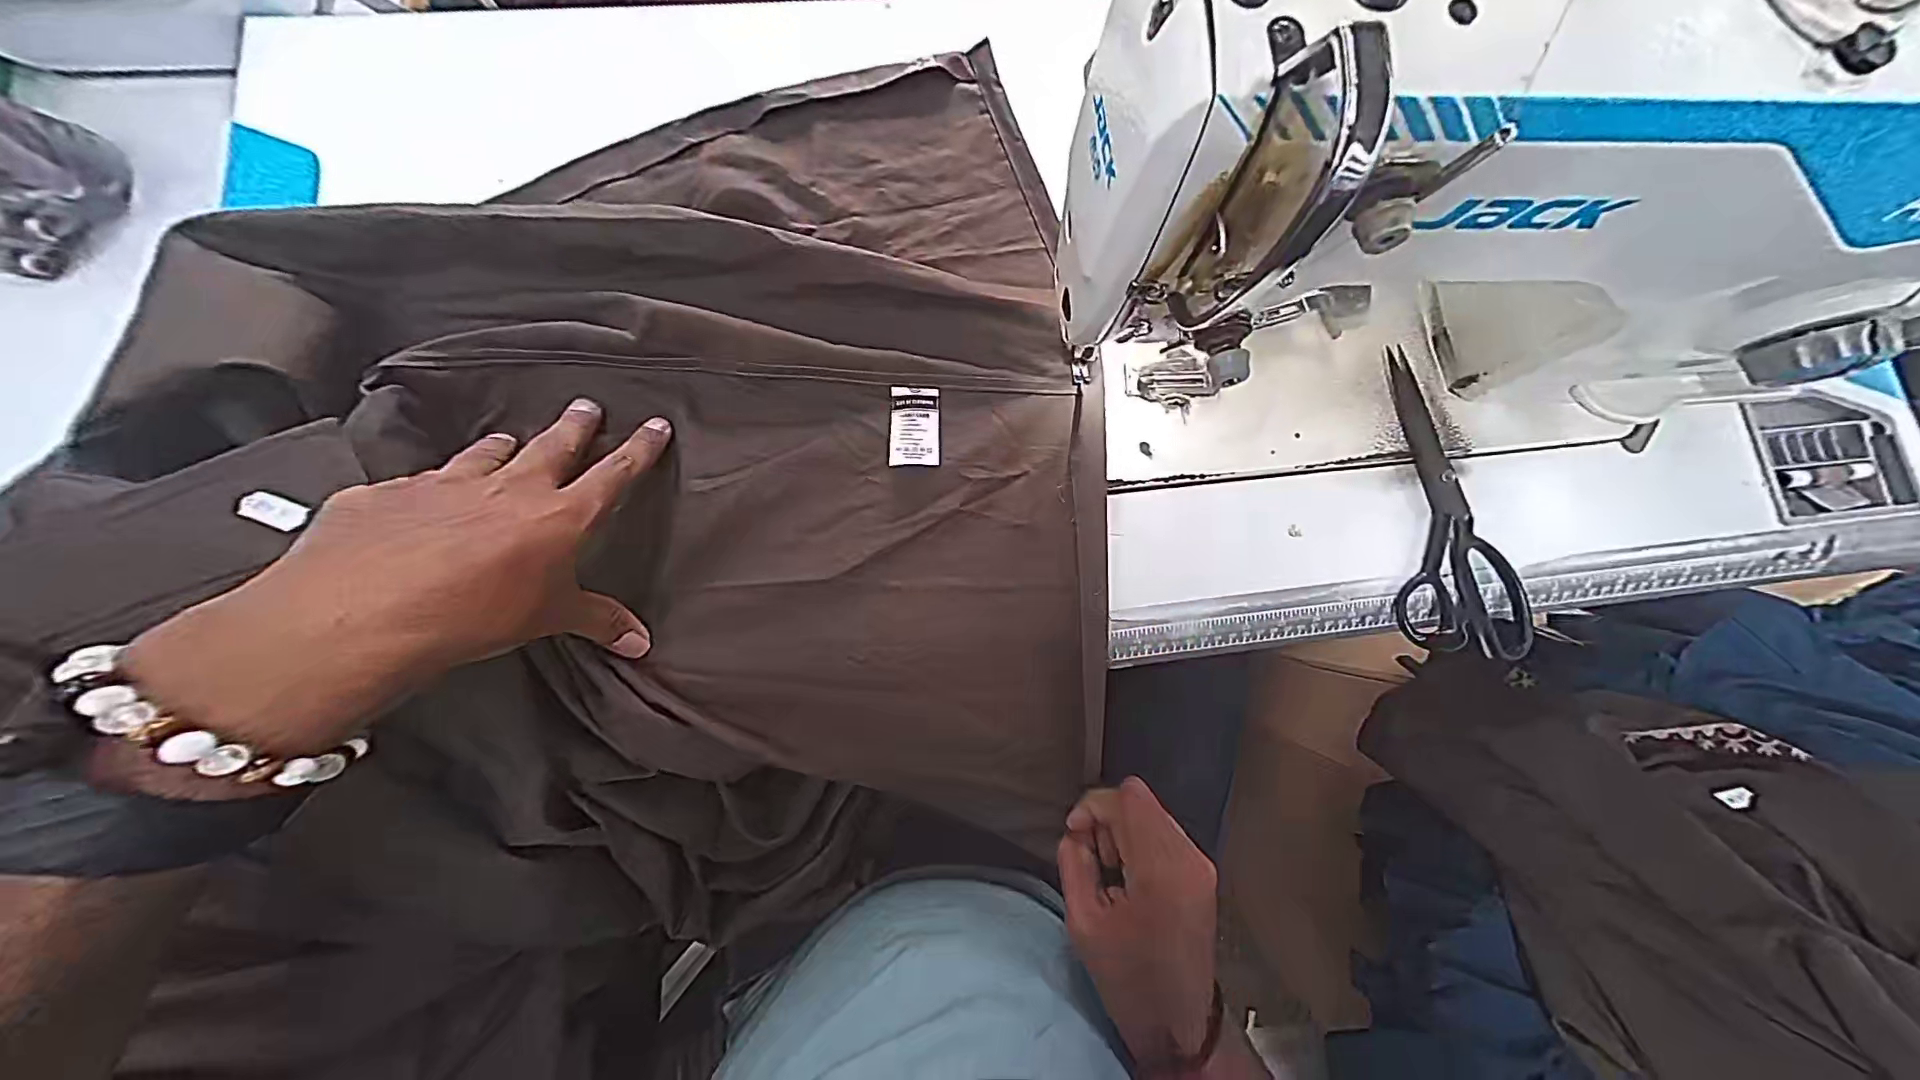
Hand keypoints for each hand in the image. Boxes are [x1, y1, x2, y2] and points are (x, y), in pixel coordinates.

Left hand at [106, 399, 669, 794]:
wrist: (363, 613)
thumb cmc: (473, 614)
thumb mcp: (548, 619)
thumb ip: (598, 621)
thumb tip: (641, 643)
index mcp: (559, 515)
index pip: (613, 474)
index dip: (639, 449)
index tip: (655, 425)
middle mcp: (509, 488)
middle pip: (553, 445)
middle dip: (576, 425)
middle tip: (587, 406)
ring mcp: (447, 483)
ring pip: (487, 453)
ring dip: (505, 445)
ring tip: (509, 438)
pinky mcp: (390, 492)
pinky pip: (421, 480)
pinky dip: (433, 481)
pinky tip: (425, 491)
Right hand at [1057, 776, 1219, 1070]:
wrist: (1178, 1023)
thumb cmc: (1128, 979)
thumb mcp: (1083, 920)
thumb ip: (1073, 861)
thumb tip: (1077, 830)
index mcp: (1160, 869)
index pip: (1126, 797)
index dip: (1093, 807)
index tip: (1077, 835)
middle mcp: (1188, 857)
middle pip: (1138, 799)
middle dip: (1106, 820)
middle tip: (1094, 861)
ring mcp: (1201, 862)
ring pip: (1149, 811)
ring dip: (1122, 830)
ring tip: (1112, 873)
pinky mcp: (1202, 870)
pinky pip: (1161, 830)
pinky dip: (1138, 841)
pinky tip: (1130, 877)